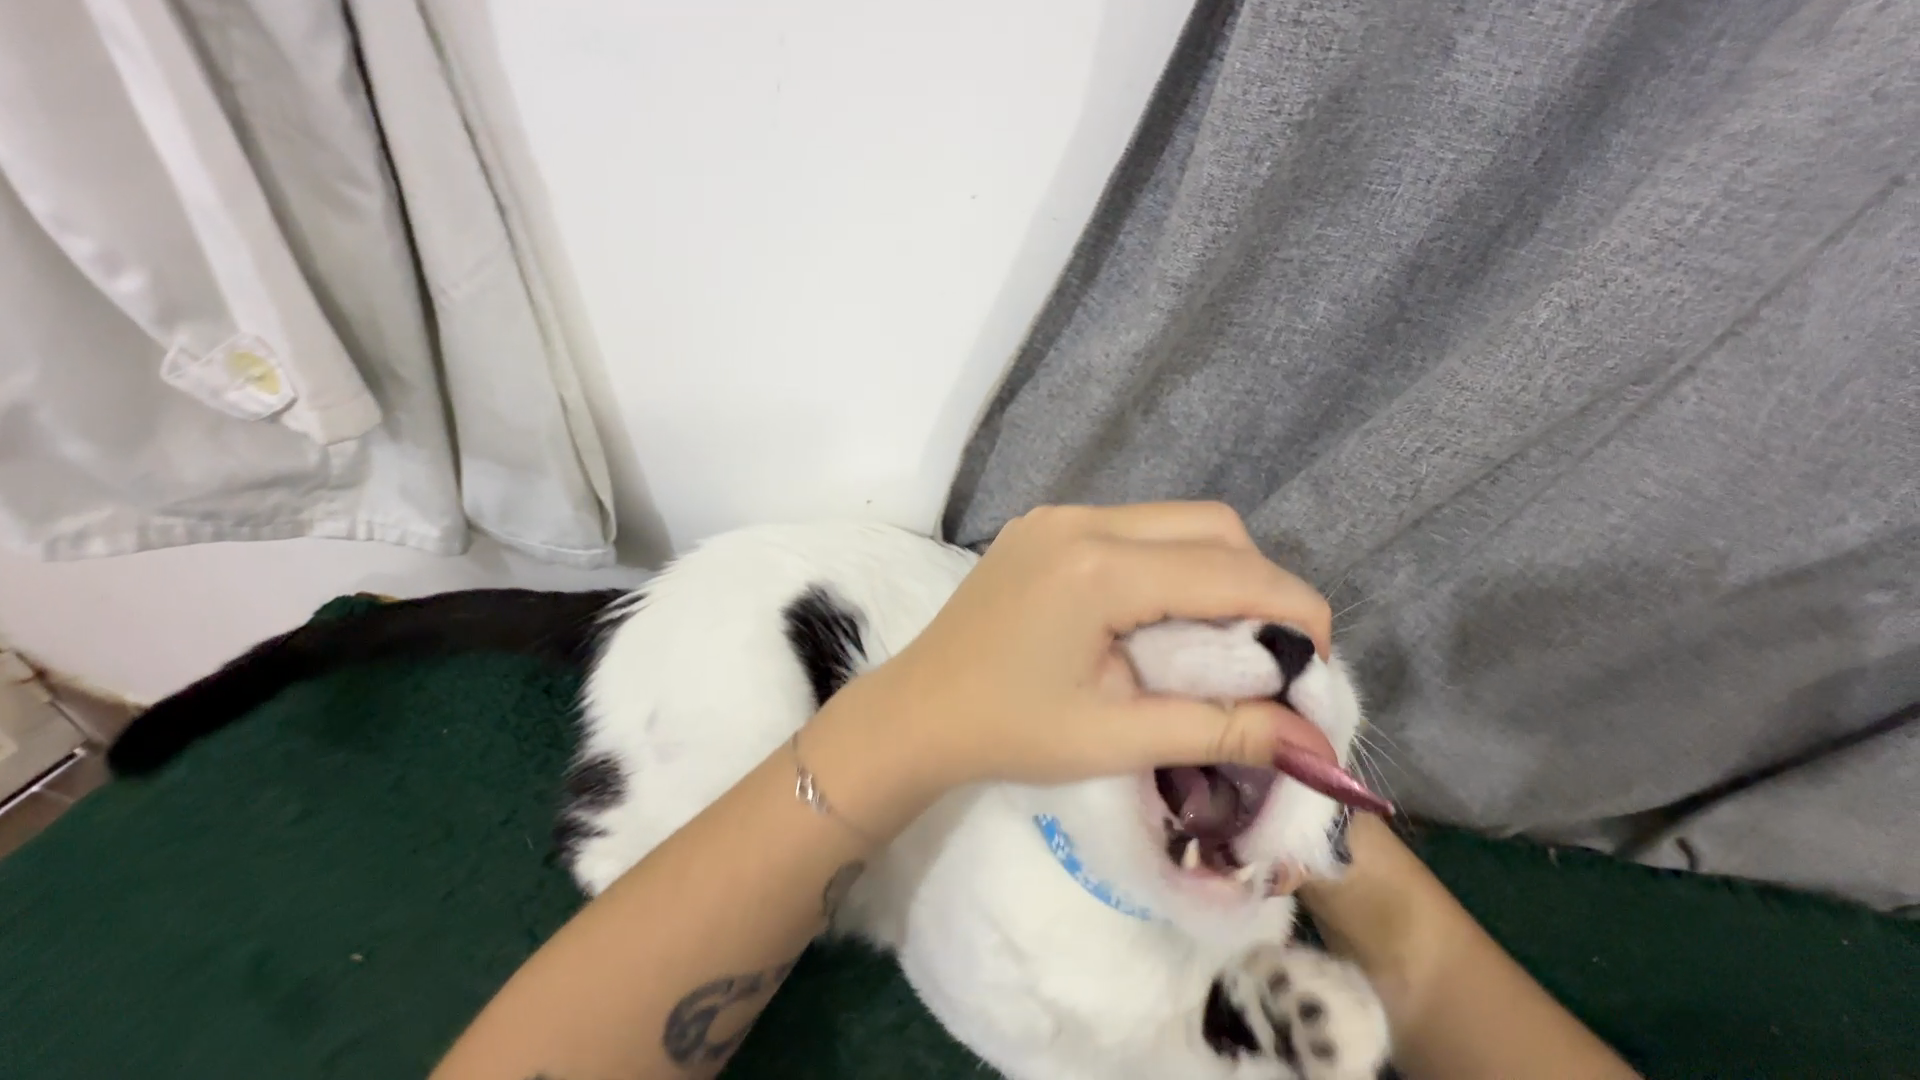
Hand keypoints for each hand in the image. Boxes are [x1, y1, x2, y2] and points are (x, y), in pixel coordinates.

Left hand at [849, 502, 1333, 791]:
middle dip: (1258, 584)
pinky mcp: (1043, 527)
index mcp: (1098, 570)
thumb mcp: (1117, 738)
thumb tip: (1313, 737)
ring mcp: (1056, 517)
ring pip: (1174, 521)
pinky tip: (1159, 615)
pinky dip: (1168, 563)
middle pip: (1210, 526)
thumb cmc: (1009, 733)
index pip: (1230, 571)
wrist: (916, 714)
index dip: (1294, 609)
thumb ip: (1221, 729)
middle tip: (1266, 652)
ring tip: (1216, 638)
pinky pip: (1132, 527)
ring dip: (1213, 570)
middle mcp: (1080, 521)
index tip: (1317, 661)